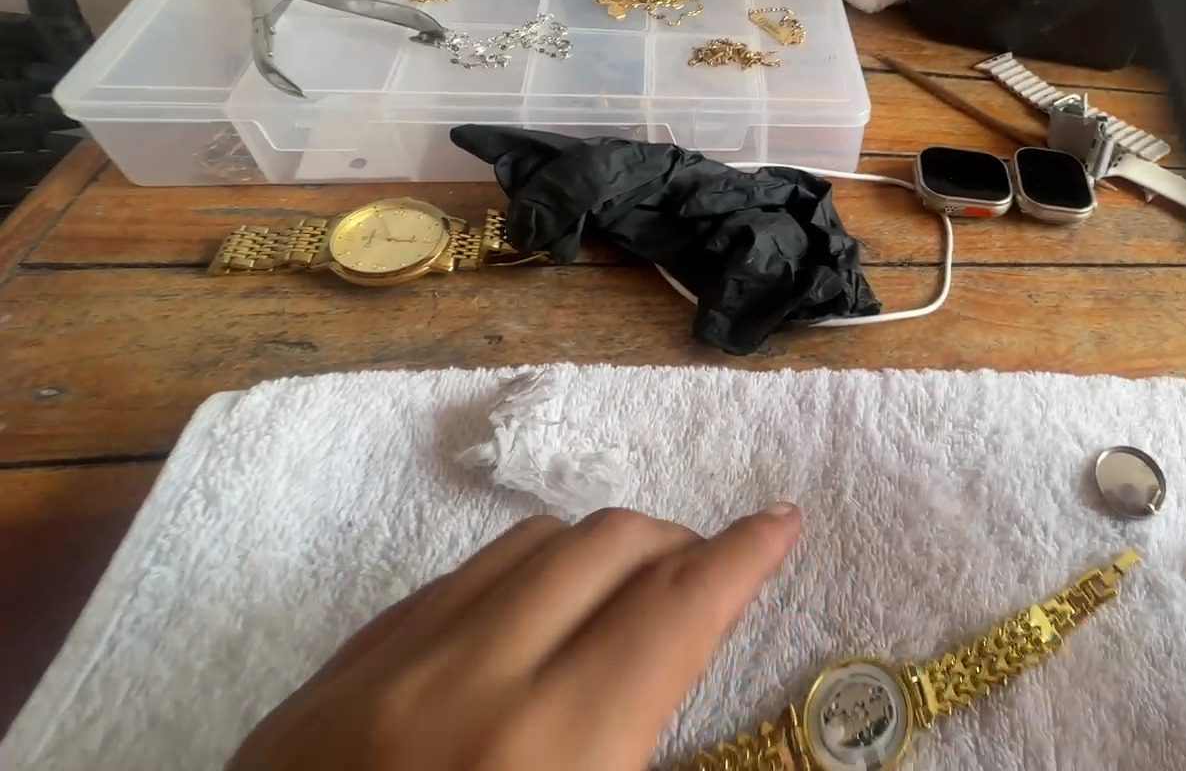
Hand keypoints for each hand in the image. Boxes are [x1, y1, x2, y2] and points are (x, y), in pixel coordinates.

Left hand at [229, 504, 800, 770]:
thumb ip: (655, 744)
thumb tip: (700, 673)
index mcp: (550, 754)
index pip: (679, 605)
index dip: (747, 553)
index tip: (784, 521)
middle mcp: (465, 689)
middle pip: (613, 543)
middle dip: (683, 543)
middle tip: (707, 578)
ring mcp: (377, 678)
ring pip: (536, 541)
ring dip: (604, 553)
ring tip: (622, 596)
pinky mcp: (316, 687)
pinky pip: (455, 579)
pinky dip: (523, 579)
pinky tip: (530, 624)